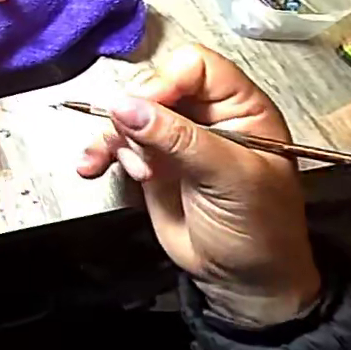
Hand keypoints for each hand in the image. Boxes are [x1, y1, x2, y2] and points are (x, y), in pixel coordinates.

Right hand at [76, 45, 320, 326]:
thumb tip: (124, 106)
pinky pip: (110, 139)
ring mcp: (171, 135)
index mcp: (238, 109)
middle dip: (138, 116)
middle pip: (151, 85)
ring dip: (120, 140)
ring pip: (125, 111)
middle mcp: (202, 115)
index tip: (150, 108)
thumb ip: (178, 139)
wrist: (242, 283)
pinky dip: (98, 151)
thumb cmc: (259, 231)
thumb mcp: (230, 180)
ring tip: (139, 173)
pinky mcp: (145, 156)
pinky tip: (91, 166)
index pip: (195, 66)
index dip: (168, 80)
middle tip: (144, 149)